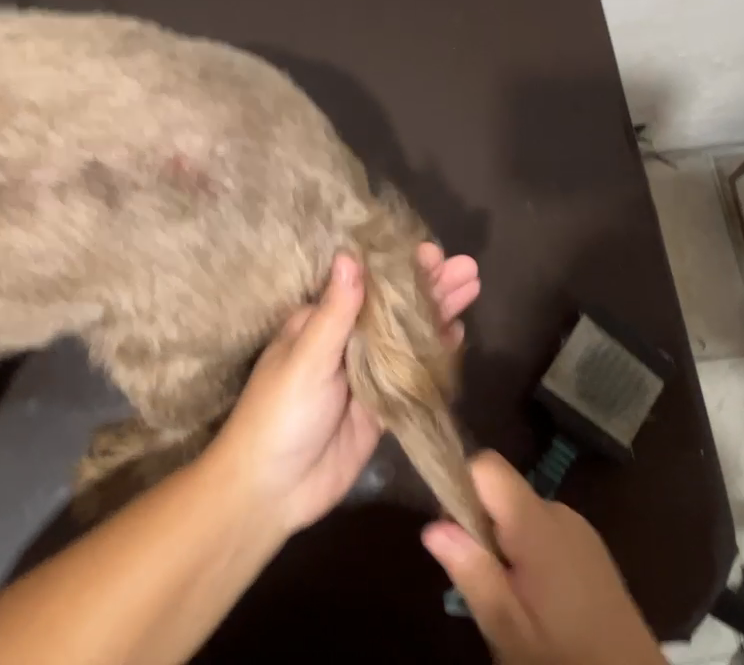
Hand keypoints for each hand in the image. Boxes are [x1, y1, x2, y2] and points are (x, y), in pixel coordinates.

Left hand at [208, 246, 480, 535]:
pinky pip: (412, 375)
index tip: (431, 252)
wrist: (271, 490)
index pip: (366, 285)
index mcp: (320, 323)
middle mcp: (344, 343)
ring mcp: (364, 375)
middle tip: (467, 268)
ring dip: (437, 313)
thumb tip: (349, 255)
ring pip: (407, 337)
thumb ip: (334, 312)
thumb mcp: (305, 359)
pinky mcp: (380, 408)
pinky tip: (457, 334)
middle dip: (429, 287)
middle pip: (394, 308)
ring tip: (471, 288)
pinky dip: (434, 354)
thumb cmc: (278, 414)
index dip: (399, 268)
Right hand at [422, 453, 664, 664]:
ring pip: (520, 514)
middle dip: (479, 527)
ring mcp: (580, 529)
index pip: (487, 465)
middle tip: (480, 583)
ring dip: (503, 544)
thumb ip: (472, 572)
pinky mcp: (591, 548)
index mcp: (536, 524)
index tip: (453, 533)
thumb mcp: (508, 626)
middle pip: (501, 492)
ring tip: (510, 600)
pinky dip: (528, 553)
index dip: (460, 487)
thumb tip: (432, 527)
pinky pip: (544, 531)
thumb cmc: (565, 657)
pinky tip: (537, 601)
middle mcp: (559, 512)